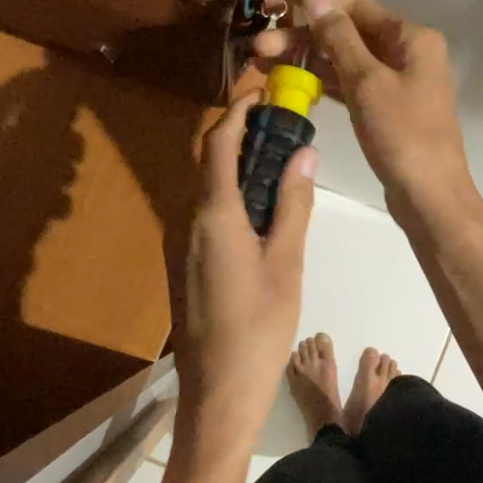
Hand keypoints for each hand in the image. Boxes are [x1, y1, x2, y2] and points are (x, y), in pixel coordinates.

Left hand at [172, 93, 317, 459]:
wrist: (217, 391)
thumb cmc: (259, 329)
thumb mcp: (286, 264)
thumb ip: (293, 204)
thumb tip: (303, 153)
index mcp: (212, 215)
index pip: (218, 143)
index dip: (237, 110)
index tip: (263, 91)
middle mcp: (186, 221)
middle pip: (208, 162)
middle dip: (241, 136)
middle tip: (283, 127)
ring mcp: (179, 245)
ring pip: (205, 190)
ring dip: (236, 168)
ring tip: (279, 164)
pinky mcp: (182, 265)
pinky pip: (203, 215)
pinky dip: (229, 198)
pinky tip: (260, 213)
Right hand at [256, 0, 470, 202]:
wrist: (428, 195)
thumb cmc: (402, 134)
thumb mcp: (366, 82)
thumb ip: (338, 38)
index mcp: (412, 38)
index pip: (357, 5)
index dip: (317, 4)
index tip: (278, 7)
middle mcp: (408, 53)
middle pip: (349, 34)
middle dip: (304, 38)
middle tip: (260, 47)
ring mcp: (397, 83)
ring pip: (346, 61)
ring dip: (308, 61)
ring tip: (263, 64)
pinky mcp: (386, 110)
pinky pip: (351, 86)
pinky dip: (324, 84)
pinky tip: (292, 85)